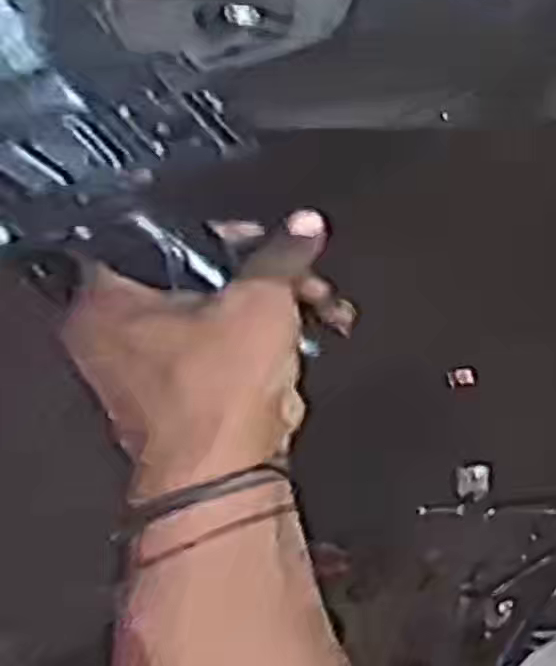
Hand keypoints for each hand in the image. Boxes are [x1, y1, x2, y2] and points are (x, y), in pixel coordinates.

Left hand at [60, 210, 351, 500]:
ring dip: (288, 301)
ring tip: (324, 308)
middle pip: (206, 276)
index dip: (214, 235)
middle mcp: (120, 331)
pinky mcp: (196, 376)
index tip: (262, 237)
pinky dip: (280, 327)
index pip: (153, 244)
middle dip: (272, 276)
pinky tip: (319, 329)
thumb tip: (304, 223)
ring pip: (231, 305)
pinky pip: (240, 334)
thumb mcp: (264, 298)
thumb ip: (283, 255)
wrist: (229, 452)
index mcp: (110, 306)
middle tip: (305, 280)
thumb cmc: (222, 379)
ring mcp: (157, 357)